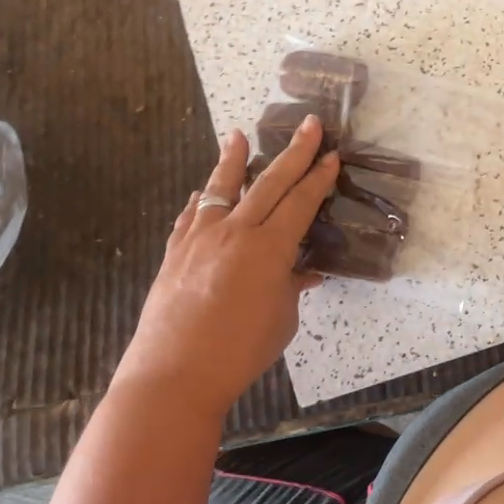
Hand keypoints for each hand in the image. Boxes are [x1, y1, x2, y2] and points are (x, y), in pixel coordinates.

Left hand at [115, 118, 339, 417]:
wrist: (172, 378)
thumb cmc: (239, 352)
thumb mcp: (282, 318)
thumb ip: (292, 286)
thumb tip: (302, 273)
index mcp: (269, 247)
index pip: (301, 201)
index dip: (319, 176)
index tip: (332, 154)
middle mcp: (235, 232)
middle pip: (270, 182)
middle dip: (294, 152)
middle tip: (310, 124)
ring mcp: (200, 240)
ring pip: (221, 188)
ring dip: (234, 160)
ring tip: (238, 135)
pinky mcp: (174, 255)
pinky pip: (191, 216)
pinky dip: (202, 199)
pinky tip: (203, 192)